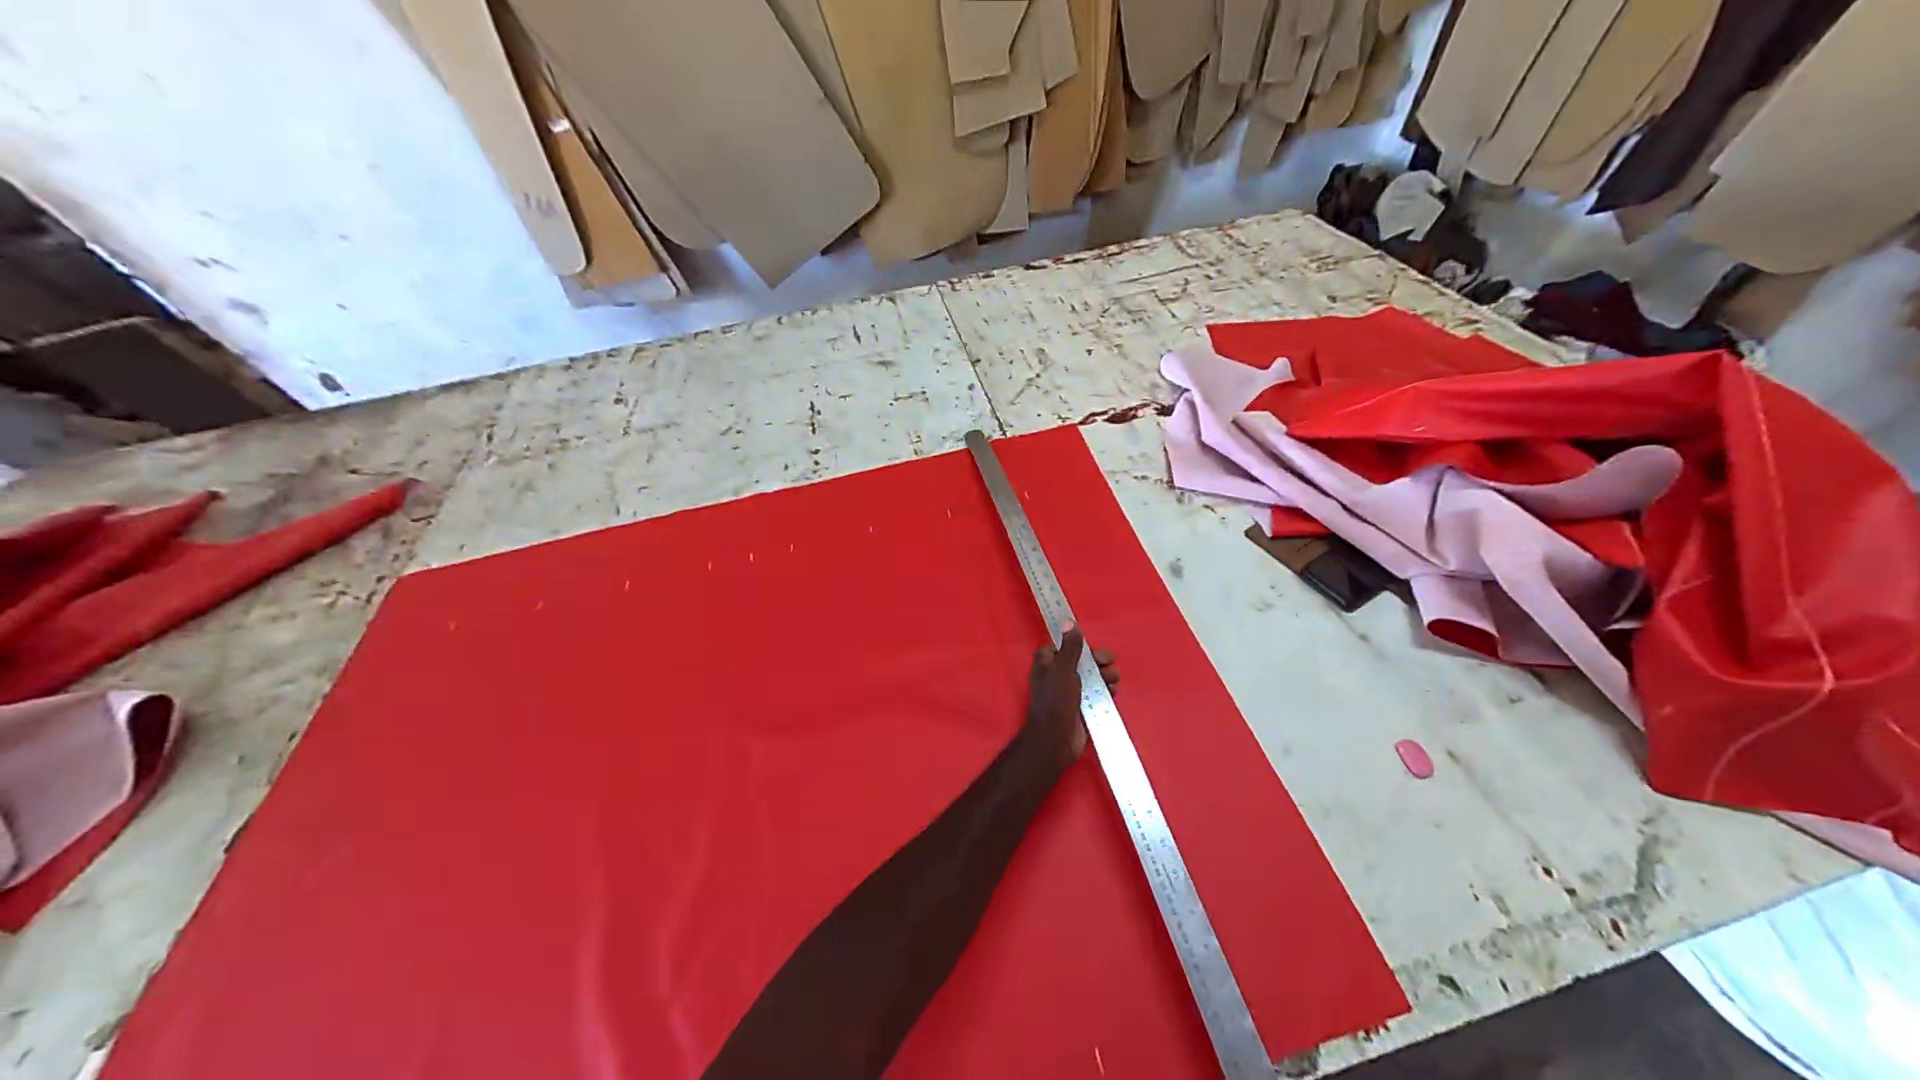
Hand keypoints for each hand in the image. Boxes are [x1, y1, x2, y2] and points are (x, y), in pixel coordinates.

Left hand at [1026, 626, 1117, 769]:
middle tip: (1107, 662)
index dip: (1074, 644)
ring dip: (1105, 675)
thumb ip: (1070, 648)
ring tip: (1113, 679)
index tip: (1087, 644)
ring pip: (1092, 677)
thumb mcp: (1063, 671)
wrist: (1056, 741)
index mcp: (1046, 664)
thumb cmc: (1055, 702)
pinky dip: (1106, 690)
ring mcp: (1071, 692)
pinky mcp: (1083, 706)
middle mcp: (1058, 676)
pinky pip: (1097, 693)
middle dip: (1096, 659)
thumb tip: (1069, 622)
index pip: (1060, 647)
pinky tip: (1113, 692)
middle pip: (1081, 660)